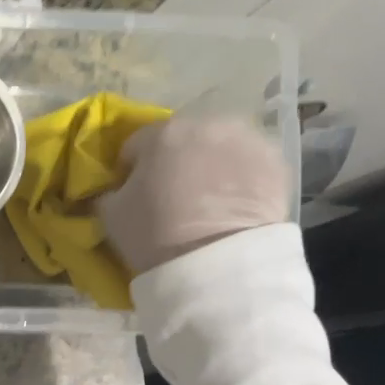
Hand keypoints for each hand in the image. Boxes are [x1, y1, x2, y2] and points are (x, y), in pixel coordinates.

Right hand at [97, 117, 288, 274]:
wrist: (214, 261)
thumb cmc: (153, 234)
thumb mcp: (110, 216)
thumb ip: (108, 194)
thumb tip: (111, 190)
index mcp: (162, 133)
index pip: (134, 145)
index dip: (128, 170)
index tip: (128, 193)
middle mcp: (208, 124)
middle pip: (183, 139)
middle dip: (174, 161)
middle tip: (168, 196)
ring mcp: (248, 139)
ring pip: (219, 147)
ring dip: (209, 165)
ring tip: (203, 200)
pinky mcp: (276, 161)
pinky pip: (248, 164)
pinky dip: (238, 178)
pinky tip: (229, 204)